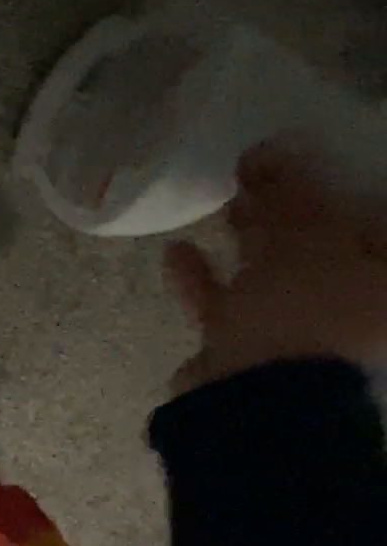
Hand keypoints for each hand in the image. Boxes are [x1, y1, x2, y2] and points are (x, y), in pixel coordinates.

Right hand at [162, 142, 386, 394]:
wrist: (249, 396)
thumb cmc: (303, 313)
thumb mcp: (308, 242)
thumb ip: (294, 194)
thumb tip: (271, 149)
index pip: (372, 212)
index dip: (338, 179)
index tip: (298, 156)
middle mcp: (359, 296)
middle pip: (325, 237)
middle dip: (290, 205)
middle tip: (254, 172)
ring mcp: (300, 321)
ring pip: (272, 267)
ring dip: (245, 236)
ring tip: (220, 204)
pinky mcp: (246, 340)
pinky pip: (225, 298)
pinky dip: (202, 275)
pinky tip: (177, 250)